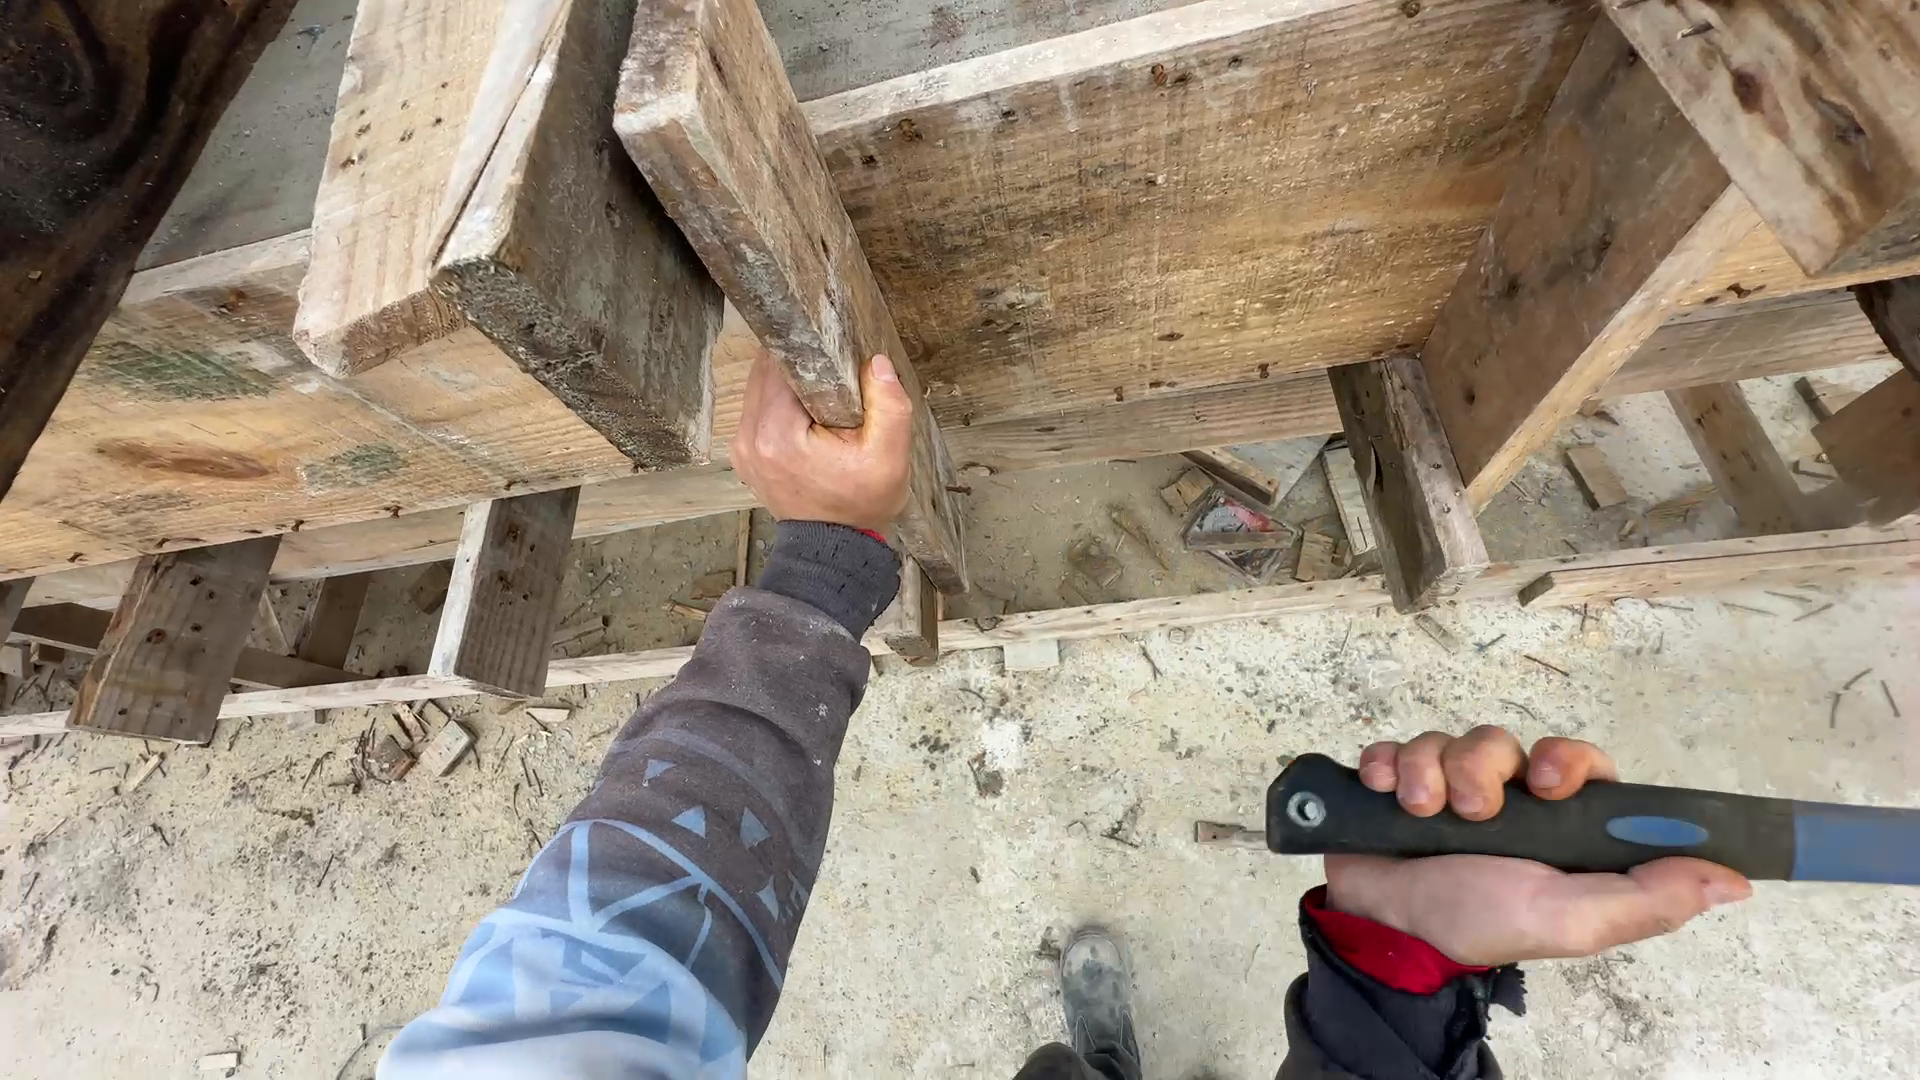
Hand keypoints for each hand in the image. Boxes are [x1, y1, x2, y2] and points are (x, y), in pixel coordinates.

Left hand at [729, 348, 912, 531]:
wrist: (836, 546)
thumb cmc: (860, 505)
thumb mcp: (889, 458)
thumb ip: (889, 406)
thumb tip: (877, 364)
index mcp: (776, 434)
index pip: (780, 364)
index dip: (809, 355)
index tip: (835, 365)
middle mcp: (749, 438)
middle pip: (766, 373)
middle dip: (801, 370)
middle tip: (835, 387)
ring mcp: (742, 448)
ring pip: (760, 389)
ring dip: (790, 386)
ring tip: (824, 404)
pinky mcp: (745, 454)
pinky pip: (758, 411)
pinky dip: (781, 406)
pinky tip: (809, 421)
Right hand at [1323, 726, 1752, 966]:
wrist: (1385, 920)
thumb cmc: (1479, 918)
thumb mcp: (1567, 920)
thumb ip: (1643, 899)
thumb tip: (1733, 879)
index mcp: (1552, 825)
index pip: (1577, 763)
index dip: (1565, 759)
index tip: (1548, 784)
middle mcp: (1501, 796)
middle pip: (1496, 743)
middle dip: (1476, 769)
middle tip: (1469, 812)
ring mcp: (1442, 783)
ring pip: (1440, 741)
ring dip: (1425, 772)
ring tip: (1415, 811)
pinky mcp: (1394, 777)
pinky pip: (1391, 746)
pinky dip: (1383, 764)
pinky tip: (1380, 789)